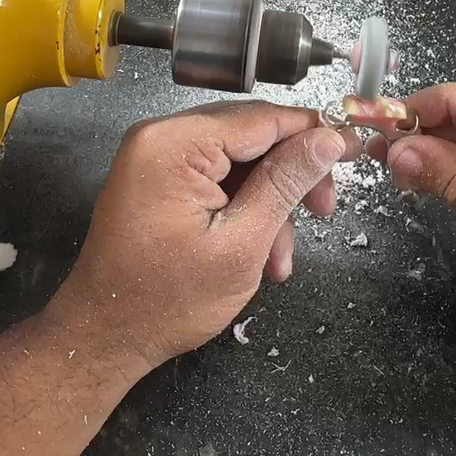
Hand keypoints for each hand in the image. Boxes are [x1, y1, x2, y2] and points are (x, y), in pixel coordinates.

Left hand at [46, 101, 352, 369]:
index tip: (352, 149)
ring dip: (268, 205)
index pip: (261, 118)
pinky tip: (259, 253)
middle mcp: (159, 137)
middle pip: (251, 137)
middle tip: (325, 212)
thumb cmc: (168, 299)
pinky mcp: (156, 179)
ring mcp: (155, 158)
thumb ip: (286, 182)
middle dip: (290, 179)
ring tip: (279, 259)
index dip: (312, 132)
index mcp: (174, 143)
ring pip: (238, 162)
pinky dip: (241, 210)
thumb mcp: (242, 242)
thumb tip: (327, 139)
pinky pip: (214, 179)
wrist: (103, 338)